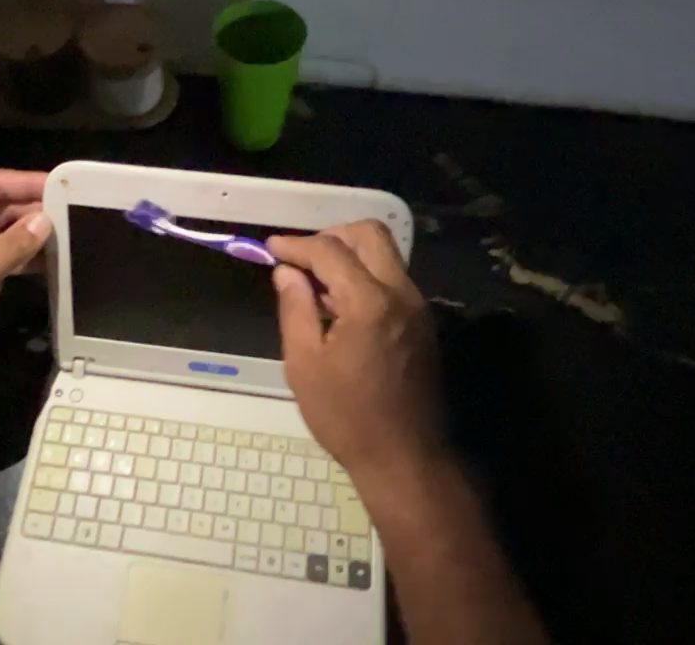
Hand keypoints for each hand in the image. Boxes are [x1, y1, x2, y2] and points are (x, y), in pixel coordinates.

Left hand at [0, 170, 49, 378]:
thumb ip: (14, 245)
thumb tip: (46, 220)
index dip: (27, 182)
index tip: (61, 186)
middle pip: (1, 205)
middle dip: (33, 208)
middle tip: (72, 212)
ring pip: (4, 231)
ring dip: (31, 233)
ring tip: (68, 234)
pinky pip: (3, 254)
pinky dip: (23, 256)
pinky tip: (51, 261)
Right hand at [268, 220, 444, 483]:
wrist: (406, 459)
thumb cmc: (346, 417)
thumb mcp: (304, 364)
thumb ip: (295, 308)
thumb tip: (287, 272)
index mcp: (370, 302)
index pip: (330, 250)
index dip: (297, 244)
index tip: (272, 248)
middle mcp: (401, 293)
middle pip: (370, 234)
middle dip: (331, 236)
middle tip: (302, 257)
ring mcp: (417, 307)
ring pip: (385, 254)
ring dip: (349, 255)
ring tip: (316, 283)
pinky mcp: (422, 322)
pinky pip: (392, 278)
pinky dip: (365, 275)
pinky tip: (340, 304)